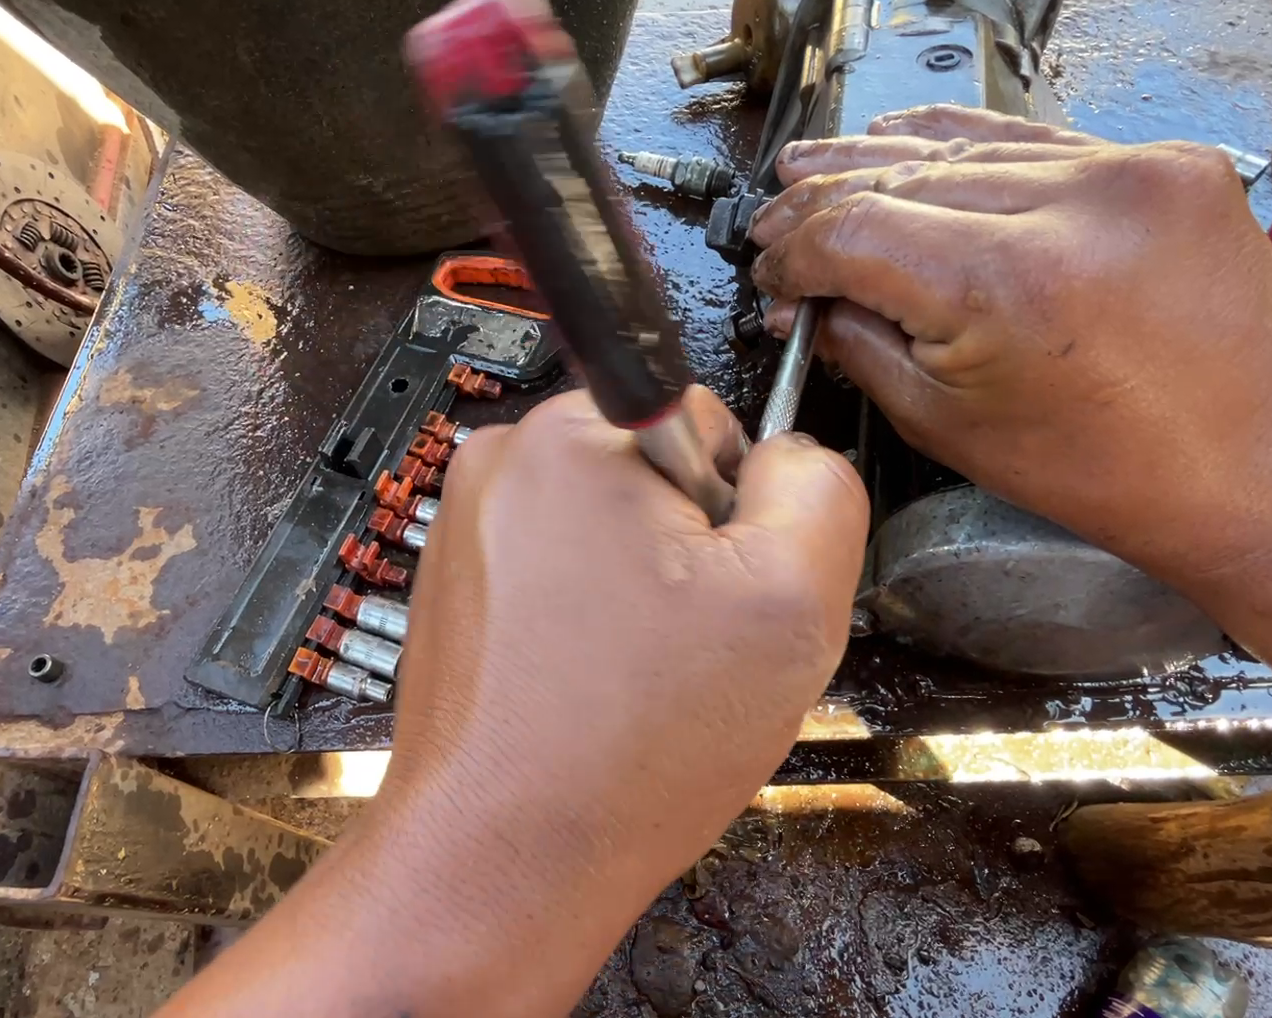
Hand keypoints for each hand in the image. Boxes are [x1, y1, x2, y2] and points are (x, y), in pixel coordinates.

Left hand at [167, 386, 867, 1017]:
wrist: (501, 853)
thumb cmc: (633, 739)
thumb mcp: (791, 599)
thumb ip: (817, 488)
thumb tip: (786, 454)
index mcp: (572, 435)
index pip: (701, 419)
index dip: (734, 508)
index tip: (714, 586)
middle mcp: (501, 461)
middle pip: (646, 474)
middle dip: (682, 547)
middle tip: (678, 638)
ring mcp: (466, 523)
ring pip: (602, 527)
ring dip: (634, 584)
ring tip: (628, 668)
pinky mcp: (454, 580)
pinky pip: (552, 570)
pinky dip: (584, 612)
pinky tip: (584, 678)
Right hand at [747, 104, 1271, 577]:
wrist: (1246, 465)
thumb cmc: (1092, 466)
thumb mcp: (939, 419)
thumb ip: (856, 344)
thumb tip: (800, 304)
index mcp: (1007, 285)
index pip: (855, 234)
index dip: (795, 254)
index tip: (769, 275)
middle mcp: (1073, 205)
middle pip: (898, 180)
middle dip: (817, 206)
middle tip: (772, 228)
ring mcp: (1128, 170)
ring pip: (955, 151)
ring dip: (869, 164)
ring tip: (806, 168)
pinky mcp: (1157, 163)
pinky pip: (1024, 138)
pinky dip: (950, 141)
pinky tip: (893, 133)